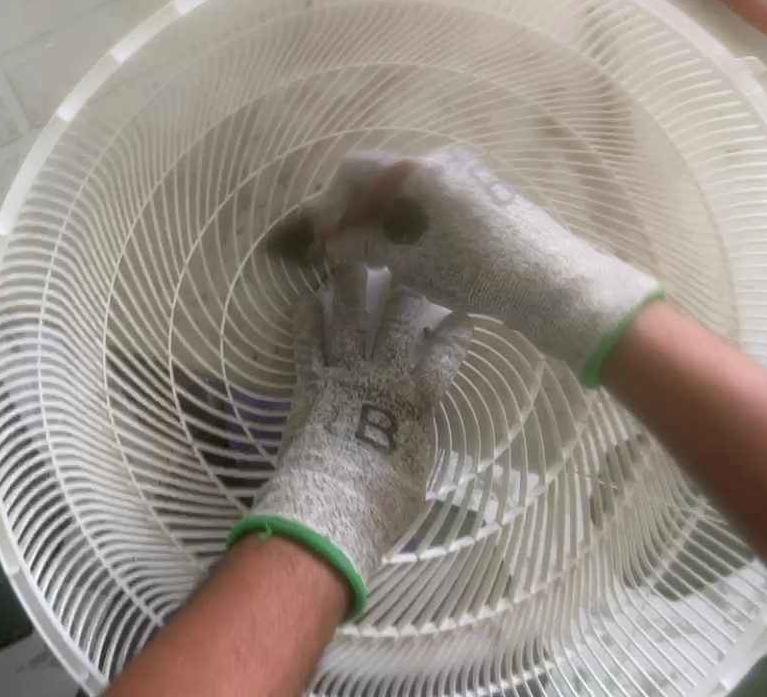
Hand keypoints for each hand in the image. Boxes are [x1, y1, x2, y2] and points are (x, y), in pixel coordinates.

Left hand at [230, 264, 470, 619]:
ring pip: (349, 321)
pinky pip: (306, 342)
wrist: (334, 508)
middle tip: (403, 259)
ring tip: (349, 258)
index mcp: (418, 402)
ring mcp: (344, 374)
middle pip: (397, 324)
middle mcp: (383, 377)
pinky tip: (304, 296)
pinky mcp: (310, 381)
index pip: (444, 356)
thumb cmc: (383, 503)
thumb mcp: (418, 470)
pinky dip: (305, 319)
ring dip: (349, 288)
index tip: (462, 309)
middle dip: (403, 289)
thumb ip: (418, 435)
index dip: (455, 331)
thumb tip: (416, 424)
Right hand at [302, 144, 663, 386]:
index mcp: (422, 171)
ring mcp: (465, 172)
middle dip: (355, 208)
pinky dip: (407, 215)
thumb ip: (368, 245)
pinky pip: (429, 194)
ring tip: (370, 250)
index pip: (357, 170)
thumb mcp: (415, 263)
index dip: (331, 200)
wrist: (555, 285)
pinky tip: (405, 245)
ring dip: (381, 213)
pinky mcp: (481, 190)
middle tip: (339, 243)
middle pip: (380, 175)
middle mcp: (442, 160)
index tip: (322, 233)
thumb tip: (333, 243)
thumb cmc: (480, 272)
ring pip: (405, 186)